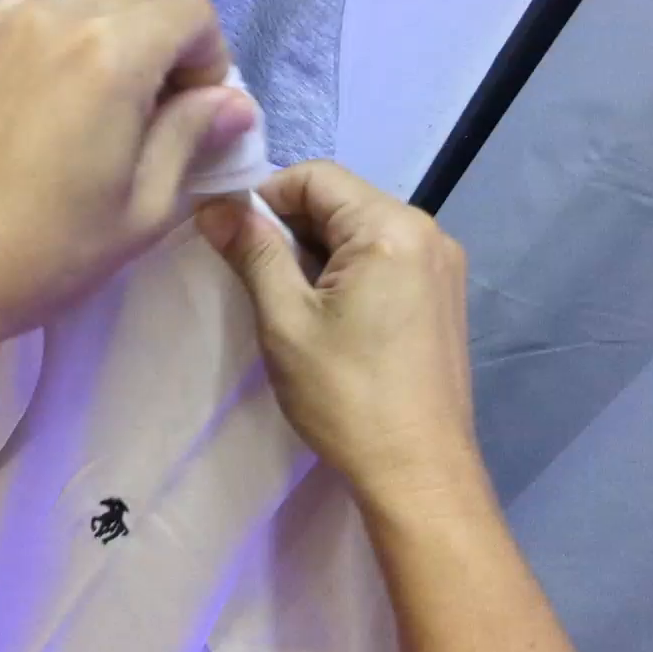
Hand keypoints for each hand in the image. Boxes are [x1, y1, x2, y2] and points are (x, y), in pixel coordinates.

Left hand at [0, 0, 256, 346]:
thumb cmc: (44, 253)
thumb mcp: (142, 208)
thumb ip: (192, 136)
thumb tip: (233, 102)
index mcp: (111, 52)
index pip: (190, 7)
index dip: (208, 56)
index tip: (191, 111)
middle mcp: (55, 16)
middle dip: (161, 45)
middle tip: (145, 115)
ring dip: (107, 37)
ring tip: (89, 104)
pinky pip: (29, 16)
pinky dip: (53, 41)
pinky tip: (37, 100)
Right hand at [195, 162, 485, 511]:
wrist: (418, 475)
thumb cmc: (345, 395)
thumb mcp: (284, 318)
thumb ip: (251, 250)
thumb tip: (212, 205)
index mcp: (391, 228)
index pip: (314, 176)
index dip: (264, 197)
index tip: (234, 240)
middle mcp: (427, 233)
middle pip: (338, 200)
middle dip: (288, 227)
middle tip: (257, 277)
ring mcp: (440, 265)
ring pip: (356, 229)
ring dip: (313, 251)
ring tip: (289, 302)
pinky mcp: (440, 295)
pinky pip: (379, 257)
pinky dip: (342, 270)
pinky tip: (326, 315)